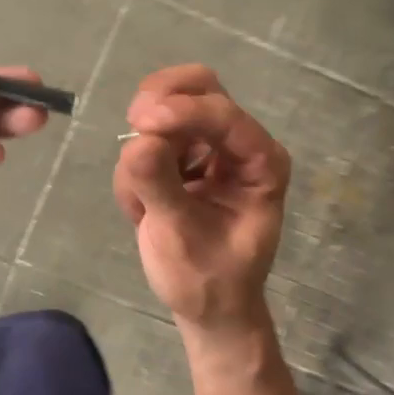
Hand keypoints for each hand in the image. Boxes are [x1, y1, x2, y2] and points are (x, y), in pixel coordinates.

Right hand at [113, 65, 290, 332]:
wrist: (205, 307)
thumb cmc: (207, 278)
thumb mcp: (181, 237)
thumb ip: (160, 186)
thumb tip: (137, 143)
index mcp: (260, 162)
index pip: (222, 114)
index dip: (182, 111)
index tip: (140, 123)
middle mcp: (238, 145)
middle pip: (199, 87)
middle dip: (162, 102)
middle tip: (133, 126)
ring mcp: (209, 148)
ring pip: (166, 109)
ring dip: (141, 148)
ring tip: (142, 203)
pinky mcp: (182, 158)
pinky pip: (146, 140)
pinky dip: (133, 167)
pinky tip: (142, 208)